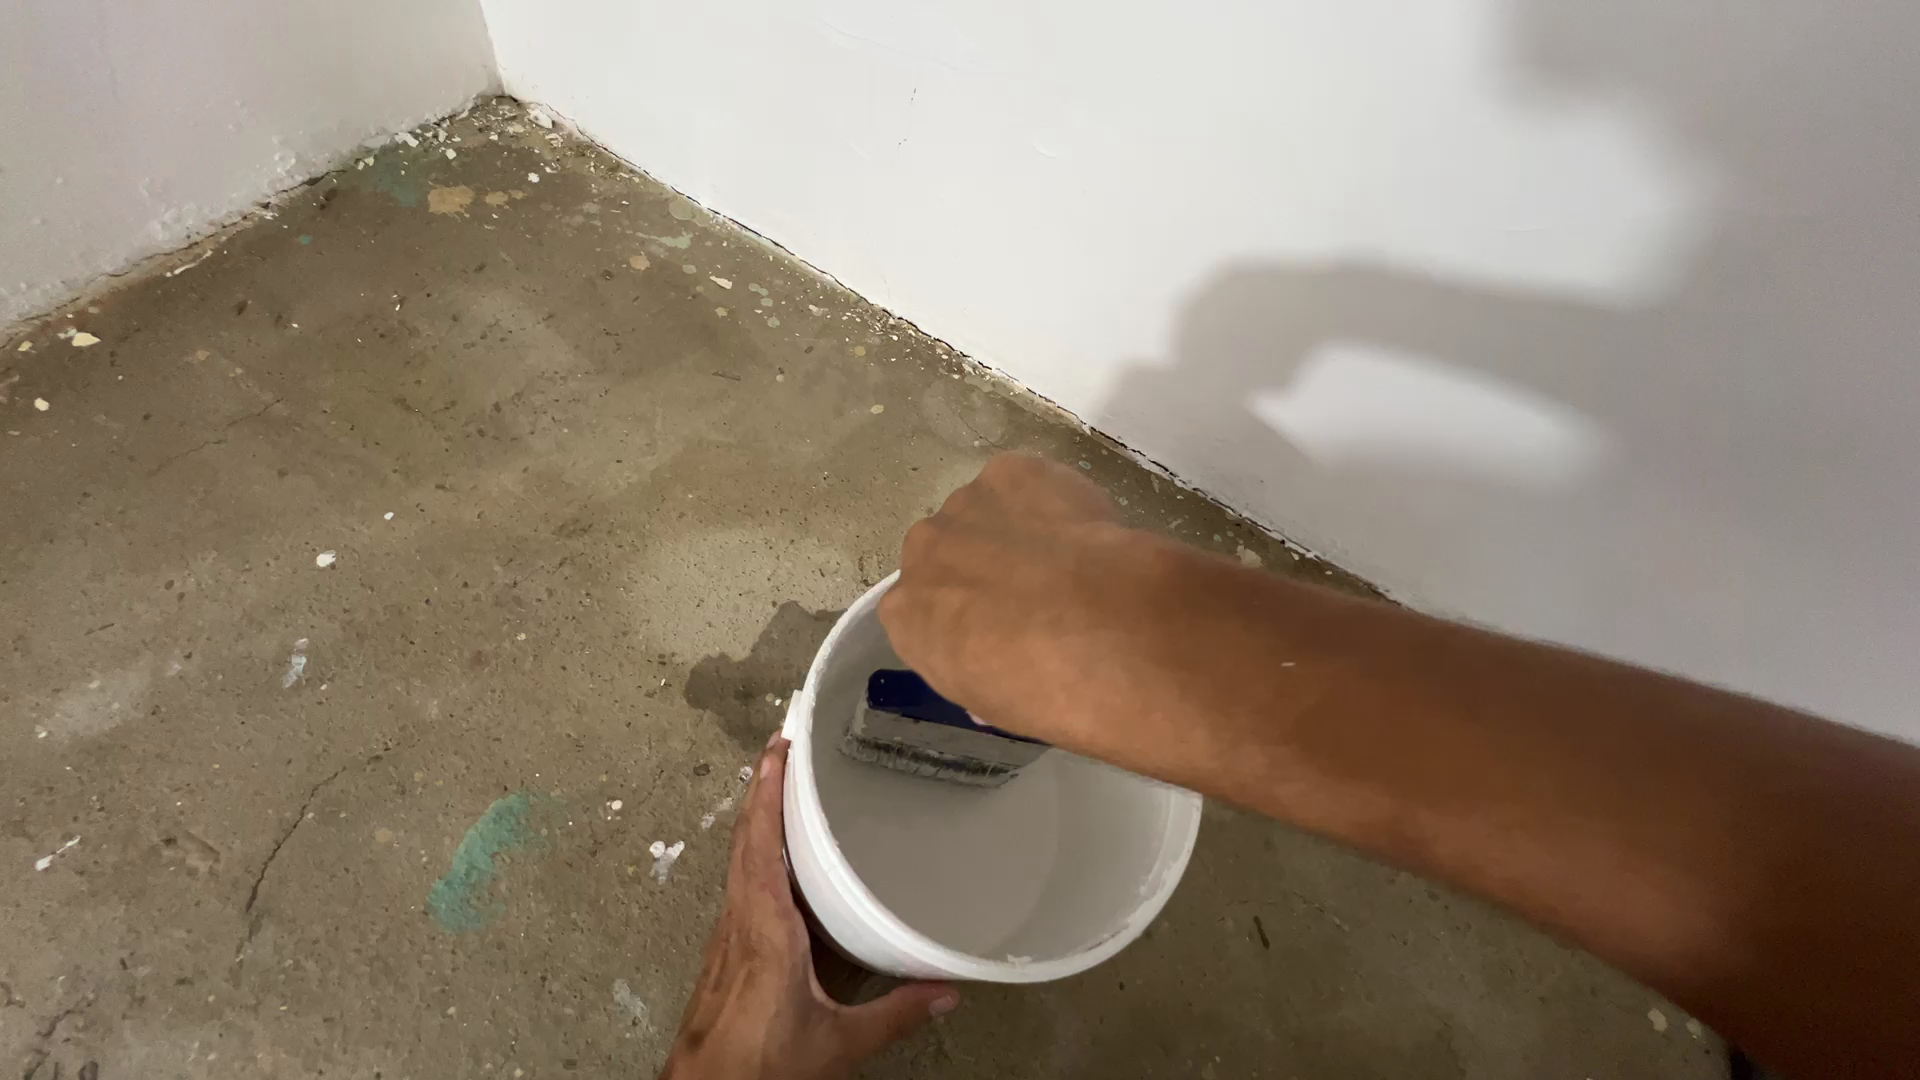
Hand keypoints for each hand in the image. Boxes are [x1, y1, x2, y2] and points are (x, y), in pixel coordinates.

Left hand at [660, 737, 959, 1079]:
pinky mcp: (728, 941)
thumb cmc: (764, 1063)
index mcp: (766, 925)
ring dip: (754, 810)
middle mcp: (741, 915)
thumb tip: (949, 991)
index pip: (761, 842)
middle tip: (782, 744)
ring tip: (778, 777)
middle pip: (744, 835)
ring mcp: (729, 927)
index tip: (778, 748)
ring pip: (738, 853)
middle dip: (761, 784)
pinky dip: (752, 841)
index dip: (768, 792)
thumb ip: (895, 1014)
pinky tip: (772, 842)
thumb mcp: (837, 1043)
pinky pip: (739, 874)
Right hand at [880, 453, 1139, 748]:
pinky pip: (1026, 481)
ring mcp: (965, 503)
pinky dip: (1050, 496)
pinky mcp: (1011, 470)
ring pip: (986, 510)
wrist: (1090, 630)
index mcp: (906, 613)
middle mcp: (922, 550)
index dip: (962, 611)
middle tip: (1034, 590)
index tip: (997, 624)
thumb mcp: (992, 699)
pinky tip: (1082, 526)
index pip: (921, 607)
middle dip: (982, 562)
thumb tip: (996, 666)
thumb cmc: (1036, 686)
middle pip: (947, 549)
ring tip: (1067, 559)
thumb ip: (976, 667)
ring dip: (1016, 527)